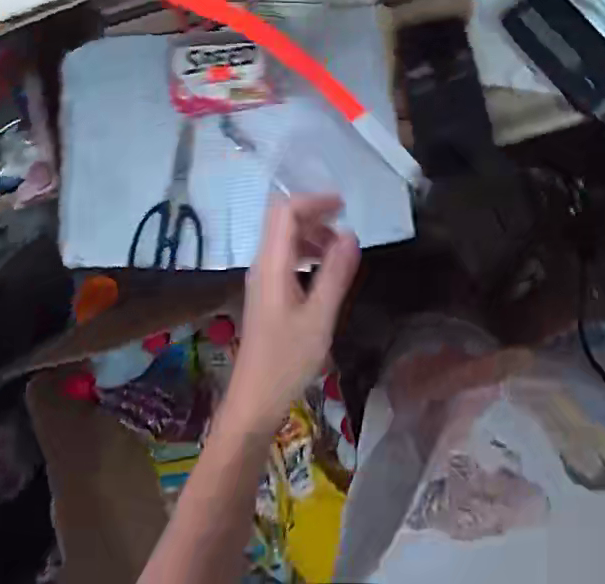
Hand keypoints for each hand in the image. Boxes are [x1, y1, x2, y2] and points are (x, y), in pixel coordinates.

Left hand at [221, 194, 360, 435]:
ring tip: (341, 248)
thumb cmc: (286, 362)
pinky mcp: (267, 293)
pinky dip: (307, 251)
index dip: (313, 200)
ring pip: (284, 238)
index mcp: (271, 265)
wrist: (253, 403)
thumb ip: (335, 274)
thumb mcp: (319, 318)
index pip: (285, 211)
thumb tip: (351, 235)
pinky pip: (286, 256)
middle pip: (282, 219)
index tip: (344, 206)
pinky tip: (325, 269)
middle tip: (346, 224)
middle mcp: (262, 264)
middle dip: (315, 213)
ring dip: (312, 233)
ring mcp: (262, 279)